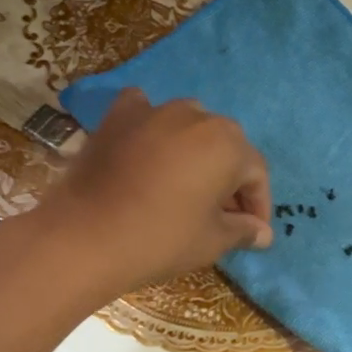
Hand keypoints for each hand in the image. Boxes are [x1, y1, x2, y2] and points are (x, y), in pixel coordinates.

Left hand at [36, 88, 271, 292]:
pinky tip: (150, 153)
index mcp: (227, 144)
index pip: (255, 173)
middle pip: (224, 146)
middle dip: (229, 180)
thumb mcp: (212, 241)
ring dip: (195, 155)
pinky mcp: (118, 117)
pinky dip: (155, 132)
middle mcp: (195, 115)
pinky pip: (146, 116)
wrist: (88, 234)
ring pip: (188, 128)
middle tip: (222, 216)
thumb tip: (263, 233)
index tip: (252, 233)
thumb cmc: (163, 239)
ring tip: (188, 190)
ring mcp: (153, 110)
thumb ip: (243, 230)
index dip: (258, 206)